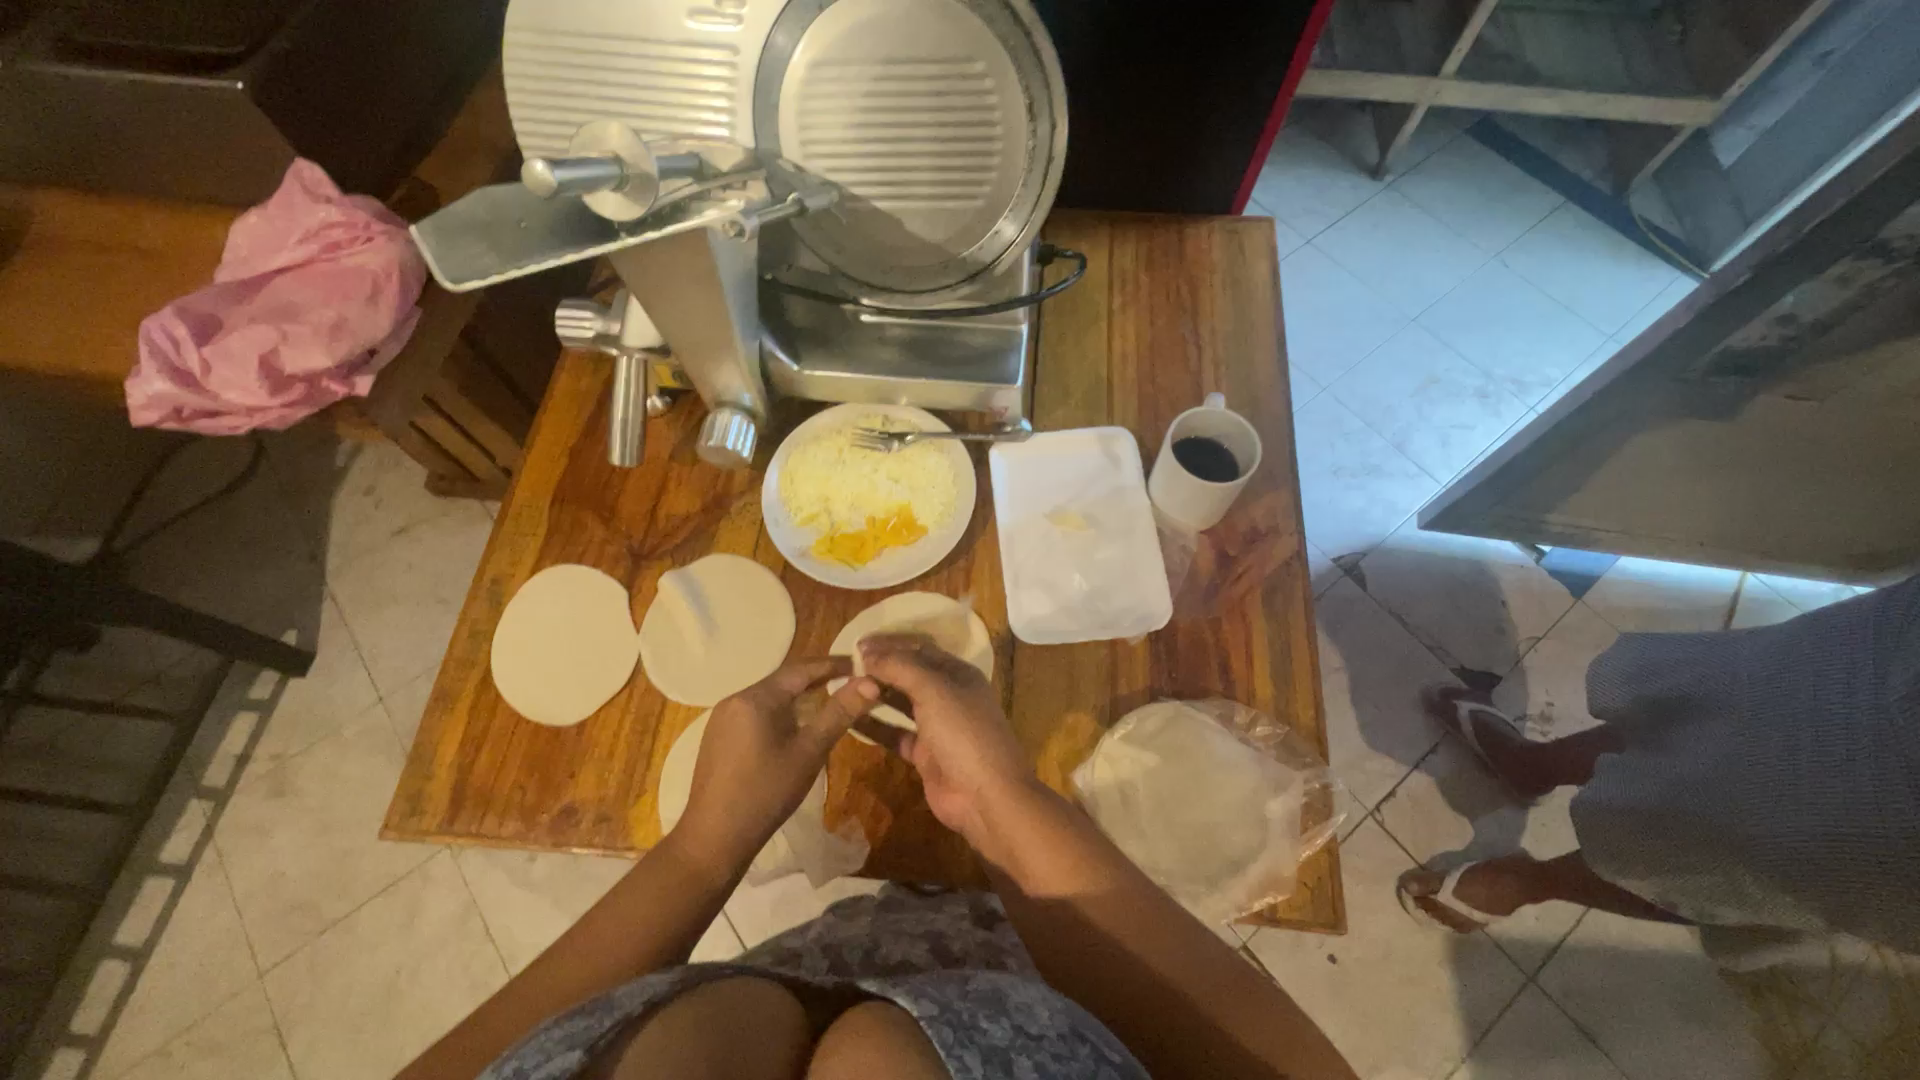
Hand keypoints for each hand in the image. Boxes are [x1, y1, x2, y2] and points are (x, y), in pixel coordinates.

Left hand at [673, 658, 879, 872]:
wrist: (715, 838)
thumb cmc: (766, 793)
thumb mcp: (809, 752)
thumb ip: (839, 713)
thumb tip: (871, 683)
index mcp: (756, 697)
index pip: (802, 668)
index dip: (834, 664)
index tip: (863, 666)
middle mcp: (735, 699)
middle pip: (784, 680)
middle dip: (819, 680)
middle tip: (852, 685)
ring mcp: (722, 719)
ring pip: (769, 697)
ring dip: (800, 697)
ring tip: (830, 704)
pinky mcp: (718, 737)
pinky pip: (756, 713)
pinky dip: (781, 713)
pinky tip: (795, 729)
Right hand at [859, 634, 1036, 843]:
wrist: (986, 796)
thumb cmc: (964, 733)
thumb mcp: (934, 691)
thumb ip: (900, 668)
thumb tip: (868, 653)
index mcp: (958, 674)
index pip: (920, 649)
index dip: (890, 645)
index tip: (857, 645)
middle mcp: (948, 695)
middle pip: (909, 674)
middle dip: (880, 668)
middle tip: (845, 666)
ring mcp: (937, 726)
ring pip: (900, 703)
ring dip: (875, 694)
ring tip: (843, 687)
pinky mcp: (925, 754)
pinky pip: (894, 733)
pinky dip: (874, 726)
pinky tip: (848, 719)